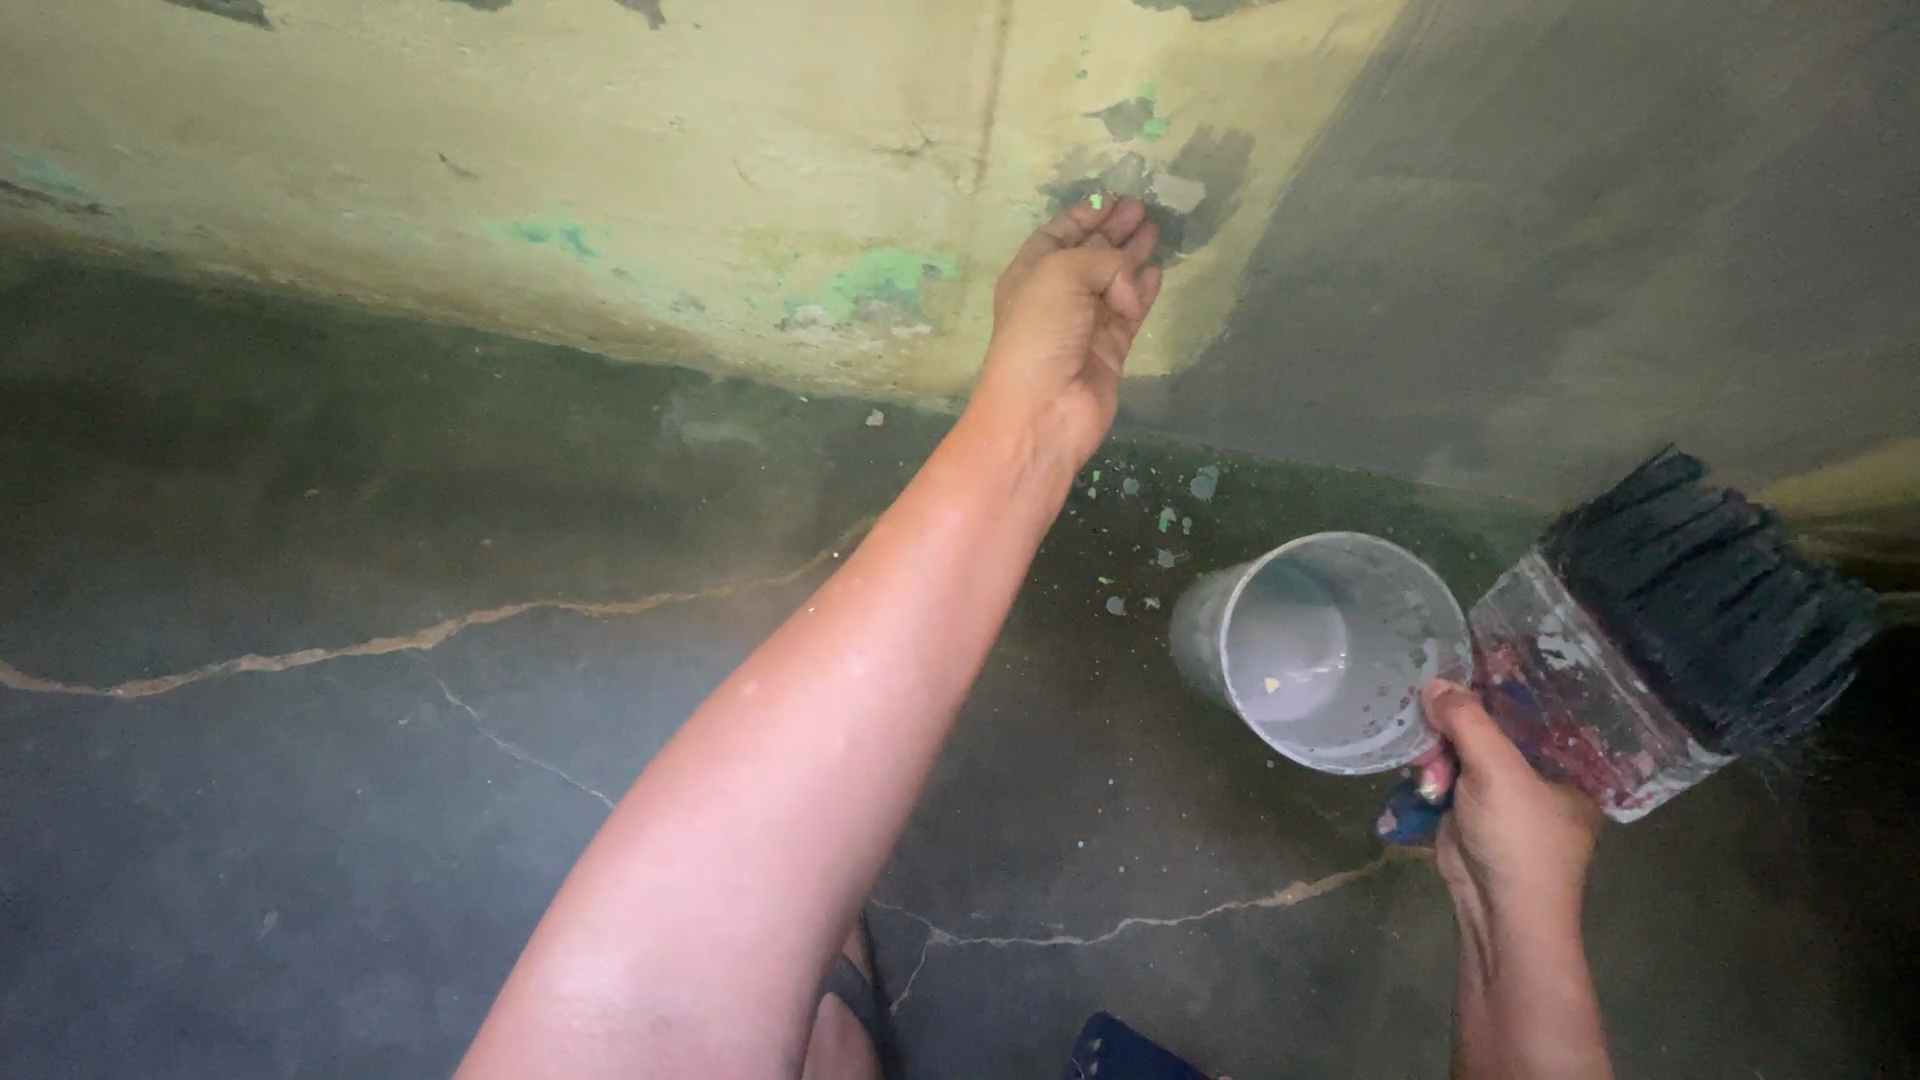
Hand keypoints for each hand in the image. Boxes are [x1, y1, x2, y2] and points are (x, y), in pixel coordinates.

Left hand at [971, 195, 1163, 467]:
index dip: (1083, 215)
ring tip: (1156, 229)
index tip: (1112, 196)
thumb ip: (1101, 259)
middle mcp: (1056, 298)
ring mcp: (1084, 326)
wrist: (1044, 408)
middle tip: (1143, 208)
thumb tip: (1130, 280)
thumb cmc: (1040, 333)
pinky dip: (1143, 291)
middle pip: (1089, 255)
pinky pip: (1130, 312)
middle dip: (1113, 231)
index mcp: (1030, 275)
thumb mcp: (1061, 273)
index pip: (1057, 236)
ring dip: (1133, 256)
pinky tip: (1156, 271)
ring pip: (1114, 282)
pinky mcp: (1109, 351)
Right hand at [1418, 680, 1603, 929]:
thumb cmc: (1519, 840)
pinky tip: (1418, 773)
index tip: (1460, 665)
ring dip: (1435, 757)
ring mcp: (1498, 795)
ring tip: (1428, 774)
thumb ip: (1467, 722)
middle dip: (1453, 728)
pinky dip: (1428, 773)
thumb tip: (1433, 682)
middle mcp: (1534, 776)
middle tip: (1430, 725)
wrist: (1498, 909)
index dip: (1495, 689)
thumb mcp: (1498, 773)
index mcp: (1564, 767)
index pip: (1530, 712)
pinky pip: (1443, 775)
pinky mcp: (1466, 810)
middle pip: (1486, 729)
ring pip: (1458, 751)